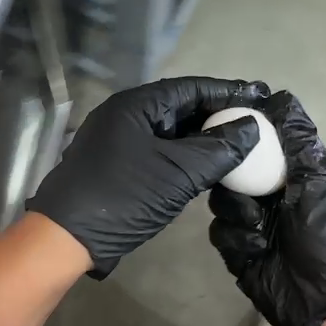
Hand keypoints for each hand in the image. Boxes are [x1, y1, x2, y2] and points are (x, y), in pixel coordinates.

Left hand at [28, 76, 267, 277]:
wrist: (66, 237)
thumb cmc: (122, 196)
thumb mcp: (178, 173)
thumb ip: (218, 149)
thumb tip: (251, 128)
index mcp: (136, 105)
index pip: (190, 88)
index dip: (227, 91)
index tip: (259, 96)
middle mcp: (125, 115)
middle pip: (180, 106)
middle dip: (217, 114)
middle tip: (253, 121)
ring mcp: (118, 140)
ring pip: (170, 131)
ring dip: (202, 136)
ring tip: (238, 143)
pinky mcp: (117, 165)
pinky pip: (159, 150)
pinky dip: (185, 154)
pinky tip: (207, 165)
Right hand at [208, 91, 325, 325]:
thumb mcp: (319, 182)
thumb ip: (298, 141)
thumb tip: (281, 97)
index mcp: (296, 175)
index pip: (264, 142)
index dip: (246, 129)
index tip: (226, 116)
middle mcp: (273, 195)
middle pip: (236, 168)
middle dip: (235, 173)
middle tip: (239, 181)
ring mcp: (254, 223)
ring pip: (223, 199)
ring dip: (238, 212)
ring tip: (257, 227)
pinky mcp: (238, 250)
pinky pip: (221, 231)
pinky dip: (236, 238)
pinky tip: (253, 249)